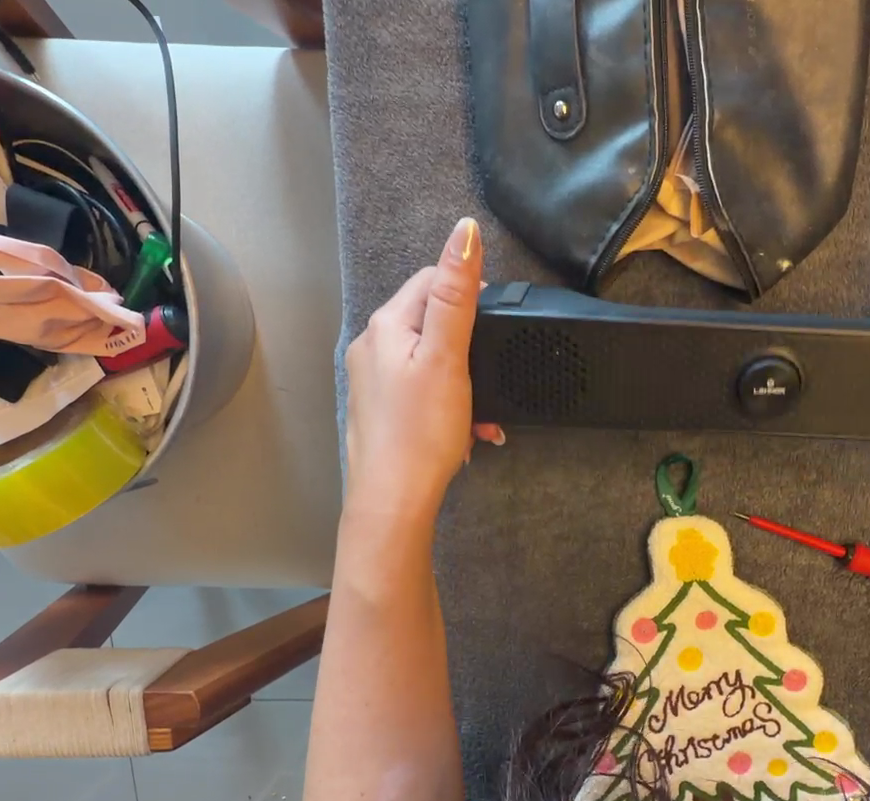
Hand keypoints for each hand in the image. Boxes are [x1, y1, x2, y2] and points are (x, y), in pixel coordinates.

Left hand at [343, 217, 504, 523]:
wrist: (394, 500)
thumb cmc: (422, 431)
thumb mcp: (447, 358)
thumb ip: (457, 295)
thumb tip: (464, 231)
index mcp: (387, 326)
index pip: (431, 282)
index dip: (469, 296)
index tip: (496, 329)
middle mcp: (373, 348)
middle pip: (432, 325)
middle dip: (470, 350)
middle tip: (492, 384)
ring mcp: (374, 383)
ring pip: (432, 364)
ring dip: (466, 385)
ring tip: (484, 419)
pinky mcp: (381, 414)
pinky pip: (423, 395)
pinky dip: (450, 407)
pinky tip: (468, 433)